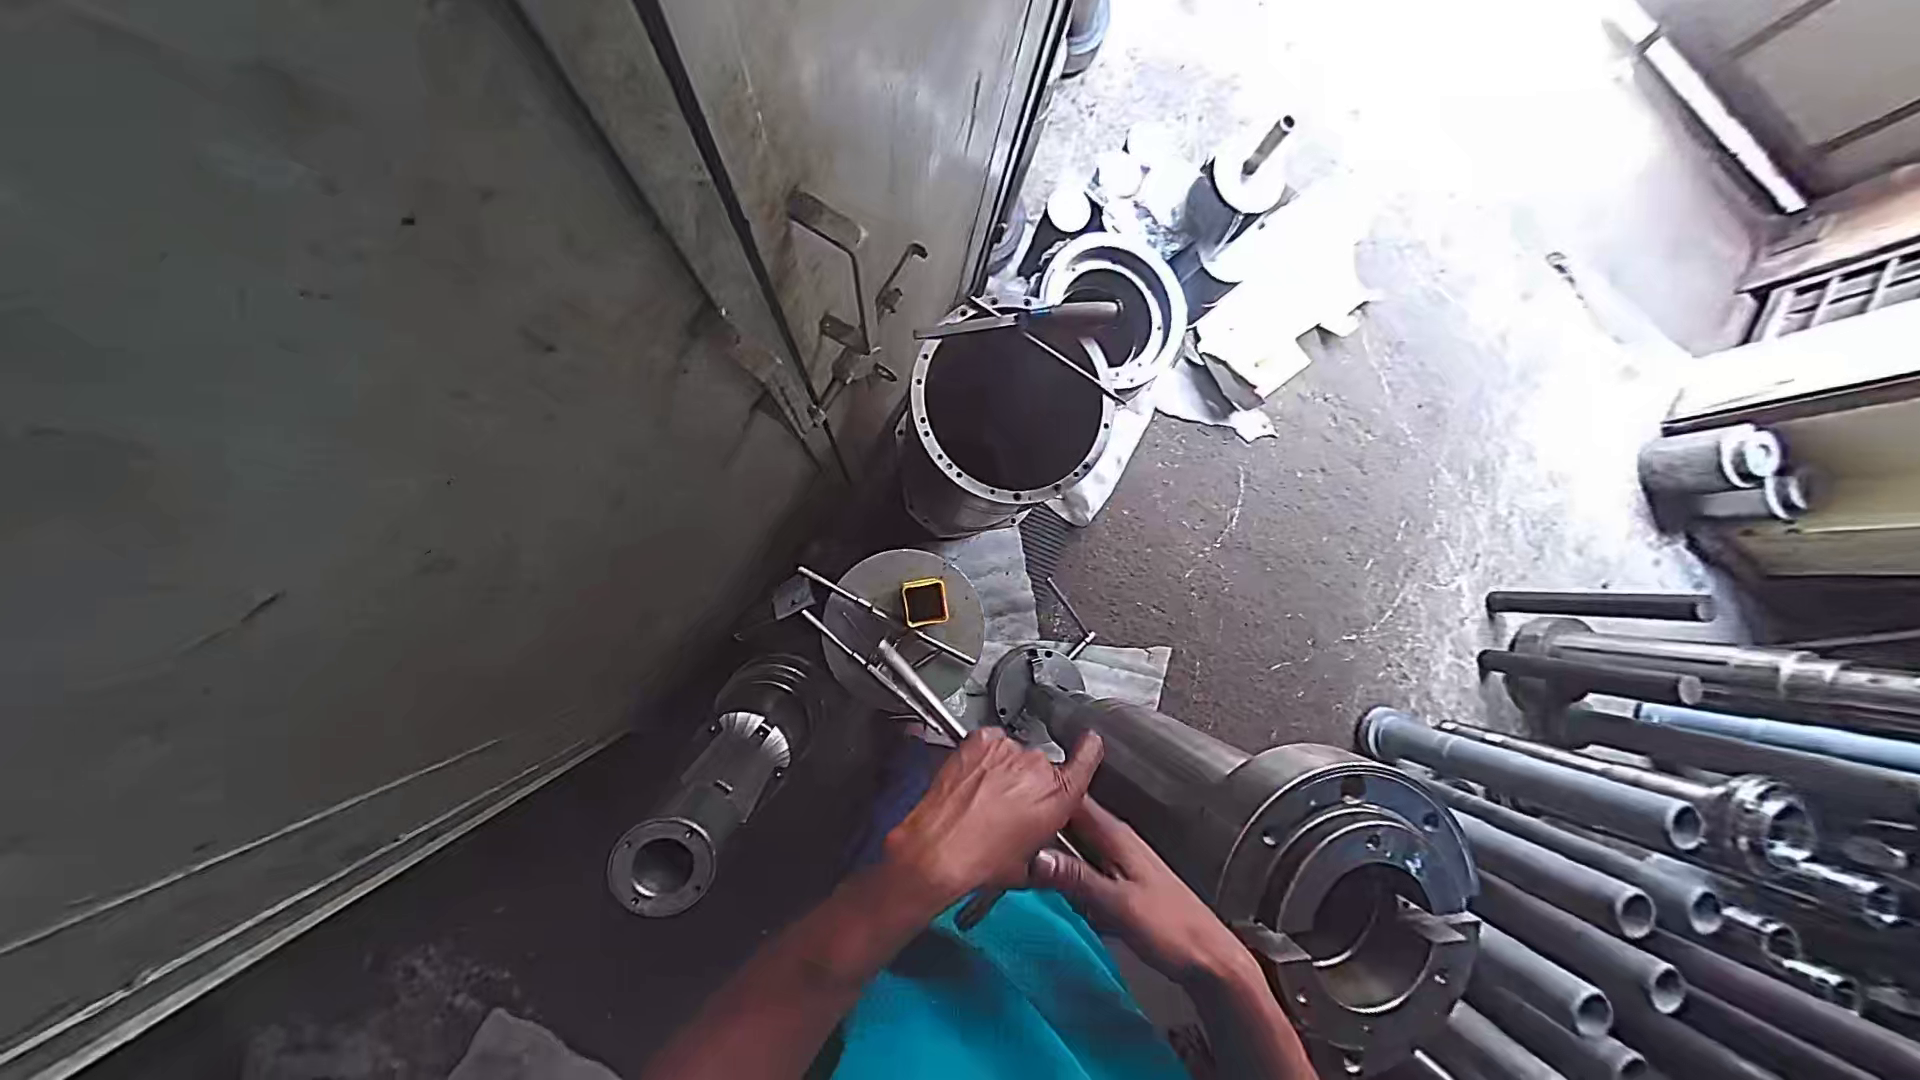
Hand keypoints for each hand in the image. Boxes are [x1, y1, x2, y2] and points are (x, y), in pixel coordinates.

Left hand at [881, 728, 1102, 913]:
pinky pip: (991, 742)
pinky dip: (984, 756)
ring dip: (1004, 768)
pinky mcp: (981, 740)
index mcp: (1058, 794)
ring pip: (1014, 753)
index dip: (1089, 749)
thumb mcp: (1030, 864)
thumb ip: (1051, 842)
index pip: (1087, 757)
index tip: (1090, 743)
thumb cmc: (980, 860)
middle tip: (1008, 805)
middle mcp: (1036, 766)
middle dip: (1029, 781)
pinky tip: (975, 780)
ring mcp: (1007, 749)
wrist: (939, 848)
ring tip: (985, 796)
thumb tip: (1047, 840)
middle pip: (1042, 764)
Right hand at [1030, 796, 1257, 988]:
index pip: (1073, 798)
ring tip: (1020, 850)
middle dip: (1041, 819)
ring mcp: (1116, 859)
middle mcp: (1115, 839)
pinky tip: (1050, 881)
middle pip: (1069, 817)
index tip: (1015, 793)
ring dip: (1050, 844)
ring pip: (1073, 840)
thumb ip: (1076, 878)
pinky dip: (1063, 868)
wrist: (1210, 959)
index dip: (1044, 791)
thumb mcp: (1118, 904)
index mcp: (1115, 835)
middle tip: (1009, 827)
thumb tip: (1036, 856)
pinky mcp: (1118, 880)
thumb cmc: (1173, 930)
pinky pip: (1081, 863)